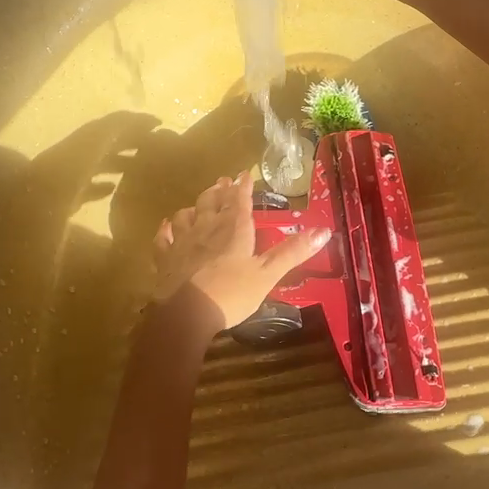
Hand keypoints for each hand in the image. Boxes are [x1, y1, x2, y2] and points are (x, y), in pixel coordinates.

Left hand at [152, 171, 330, 330]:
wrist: (185, 314)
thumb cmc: (231, 294)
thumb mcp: (268, 274)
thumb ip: (292, 252)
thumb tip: (324, 230)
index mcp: (234, 230)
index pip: (240, 200)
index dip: (243, 186)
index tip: (245, 174)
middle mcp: (207, 228)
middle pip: (212, 202)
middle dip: (219, 190)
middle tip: (223, 181)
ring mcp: (182, 242)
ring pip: (187, 215)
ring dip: (195, 205)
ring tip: (199, 203)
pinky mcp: (165, 258)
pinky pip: (164, 237)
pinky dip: (167, 228)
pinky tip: (168, 226)